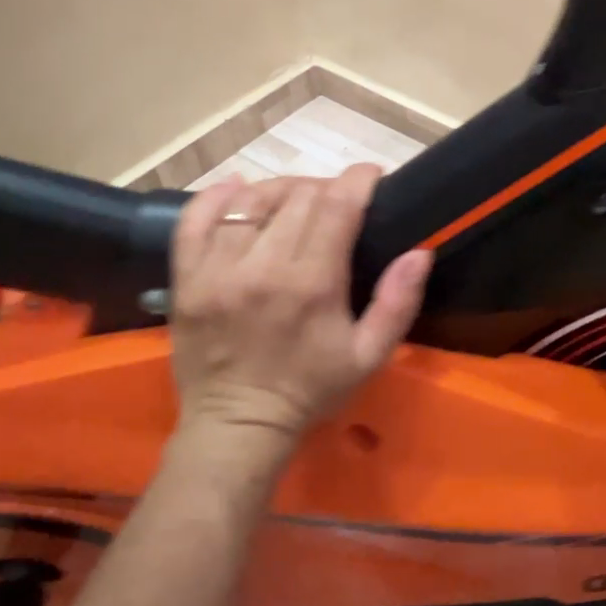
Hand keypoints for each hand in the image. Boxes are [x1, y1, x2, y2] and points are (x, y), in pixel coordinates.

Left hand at [167, 167, 431, 439]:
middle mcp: (262, 268)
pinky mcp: (185, 281)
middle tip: (339, 201)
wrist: (237, 428)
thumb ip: (398, 302)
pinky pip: (195, 221)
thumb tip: (420, 251)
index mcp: (312, 284)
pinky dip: (217, 197)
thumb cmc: (312, 389)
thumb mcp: (370, 355)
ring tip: (296, 200)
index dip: (358, 179)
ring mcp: (217, 272)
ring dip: (282, 190)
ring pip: (252, 200)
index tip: (372, 176)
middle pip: (299, 196)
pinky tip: (238, 190)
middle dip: (326, 186)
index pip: (337, 205)